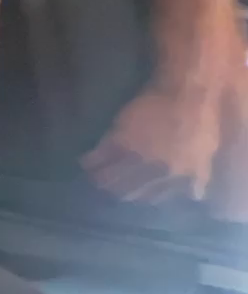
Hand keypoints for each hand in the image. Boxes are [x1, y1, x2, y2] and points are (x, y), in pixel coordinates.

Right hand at [81, 84, 223, 202]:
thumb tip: (192, 195)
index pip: (152, 197)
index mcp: (182, 176)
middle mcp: (159, 171)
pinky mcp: (117, 143)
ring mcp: (136, 157)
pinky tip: (87, 160)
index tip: (128, 191)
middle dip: (114, 189)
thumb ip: (196, 176)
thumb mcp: (205, 154)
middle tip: (106, 184)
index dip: (138, 194)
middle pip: (125, 191)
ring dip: (98, 178)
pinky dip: (88, 162)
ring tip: (93, 174)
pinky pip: (94, 160)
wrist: (187, 95)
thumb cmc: (200, 123)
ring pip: (106, 178)